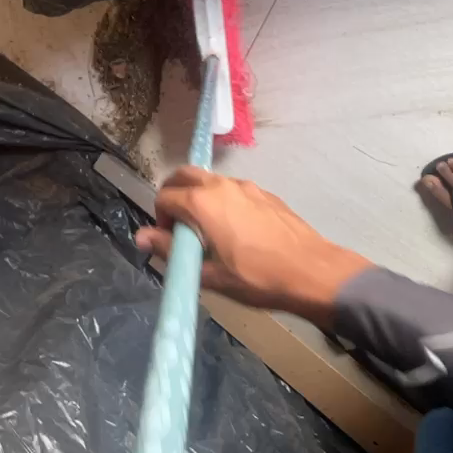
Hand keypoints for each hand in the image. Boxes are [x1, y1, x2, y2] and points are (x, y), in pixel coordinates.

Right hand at [136, 166, 369, 327]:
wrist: (312, 271)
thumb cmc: (257, 277)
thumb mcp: (209, 274)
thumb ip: (171, 252)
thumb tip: (140, 237)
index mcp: (201, 202)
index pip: (164, 196)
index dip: (158, 218)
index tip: (167, 240)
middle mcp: (220, 185)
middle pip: (183, 175)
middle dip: (172, 194)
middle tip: (176, 224)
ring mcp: (244, 186)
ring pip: (208, 179)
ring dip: (196, 195)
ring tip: (205, 228)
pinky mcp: (263, 193)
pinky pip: (231, 189)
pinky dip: (220, 199)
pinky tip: (234, 229)